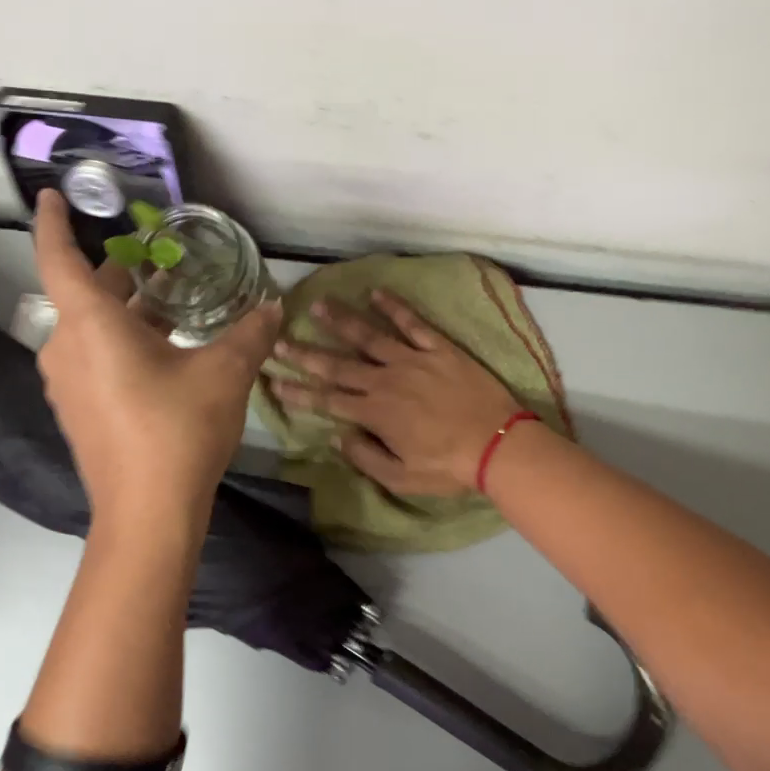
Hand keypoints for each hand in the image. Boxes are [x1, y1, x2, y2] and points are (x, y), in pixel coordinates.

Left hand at [33, 190, 281, 522]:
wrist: (148, 514)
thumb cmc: (178, 431)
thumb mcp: (225, 374)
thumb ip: (249, 333)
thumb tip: (273, 307)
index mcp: (91, 325)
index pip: (59, 258)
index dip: (53, 223)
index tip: (53, 196)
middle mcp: (67, 348)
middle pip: (85, 295)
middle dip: (122, 274)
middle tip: (163, 260)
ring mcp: (68, 385)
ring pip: (93, 329)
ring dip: (128, 312)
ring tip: (176, 307)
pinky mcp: (80, 412)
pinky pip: (95, 359)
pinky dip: (124, 344)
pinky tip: (168, 355)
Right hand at [269, 290, 520, 494]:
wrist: (497, 445)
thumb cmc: (448, 468)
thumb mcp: (401, 477)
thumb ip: (365, 456)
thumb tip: (336, 436)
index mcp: (375, 413)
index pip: (326, 399)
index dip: (297, 390)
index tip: (272, 379)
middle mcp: (387, 381)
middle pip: (338, 364)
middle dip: (305, 352)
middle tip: (278, 338)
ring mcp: (413, 360)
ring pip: (369, 336)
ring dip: (342, 320)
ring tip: (318, 304)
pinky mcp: (440, 349)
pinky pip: (413, 323)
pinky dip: (395, 307)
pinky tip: (376, 293)